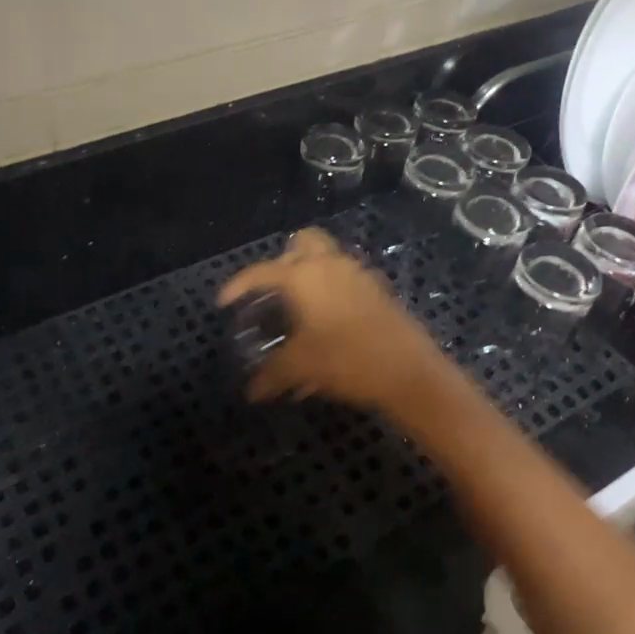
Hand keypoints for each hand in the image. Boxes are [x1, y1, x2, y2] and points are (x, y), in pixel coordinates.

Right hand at [217, 228, 463, 414]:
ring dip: (313, 275)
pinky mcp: (379, 290)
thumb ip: (272, 375)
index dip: (239, 284)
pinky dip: (334, 291)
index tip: (225, 301)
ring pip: (330, 259)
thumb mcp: (301, 367)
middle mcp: (330, 265)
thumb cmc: (346, 360)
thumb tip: (252, 390)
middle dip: (285, 259)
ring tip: (301, 310)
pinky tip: (330, 324)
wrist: (409, 372)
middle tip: (275, 290)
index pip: (262, 271)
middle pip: (303, 242)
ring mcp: (359, 275)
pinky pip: (349, 280)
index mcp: (304, 276)